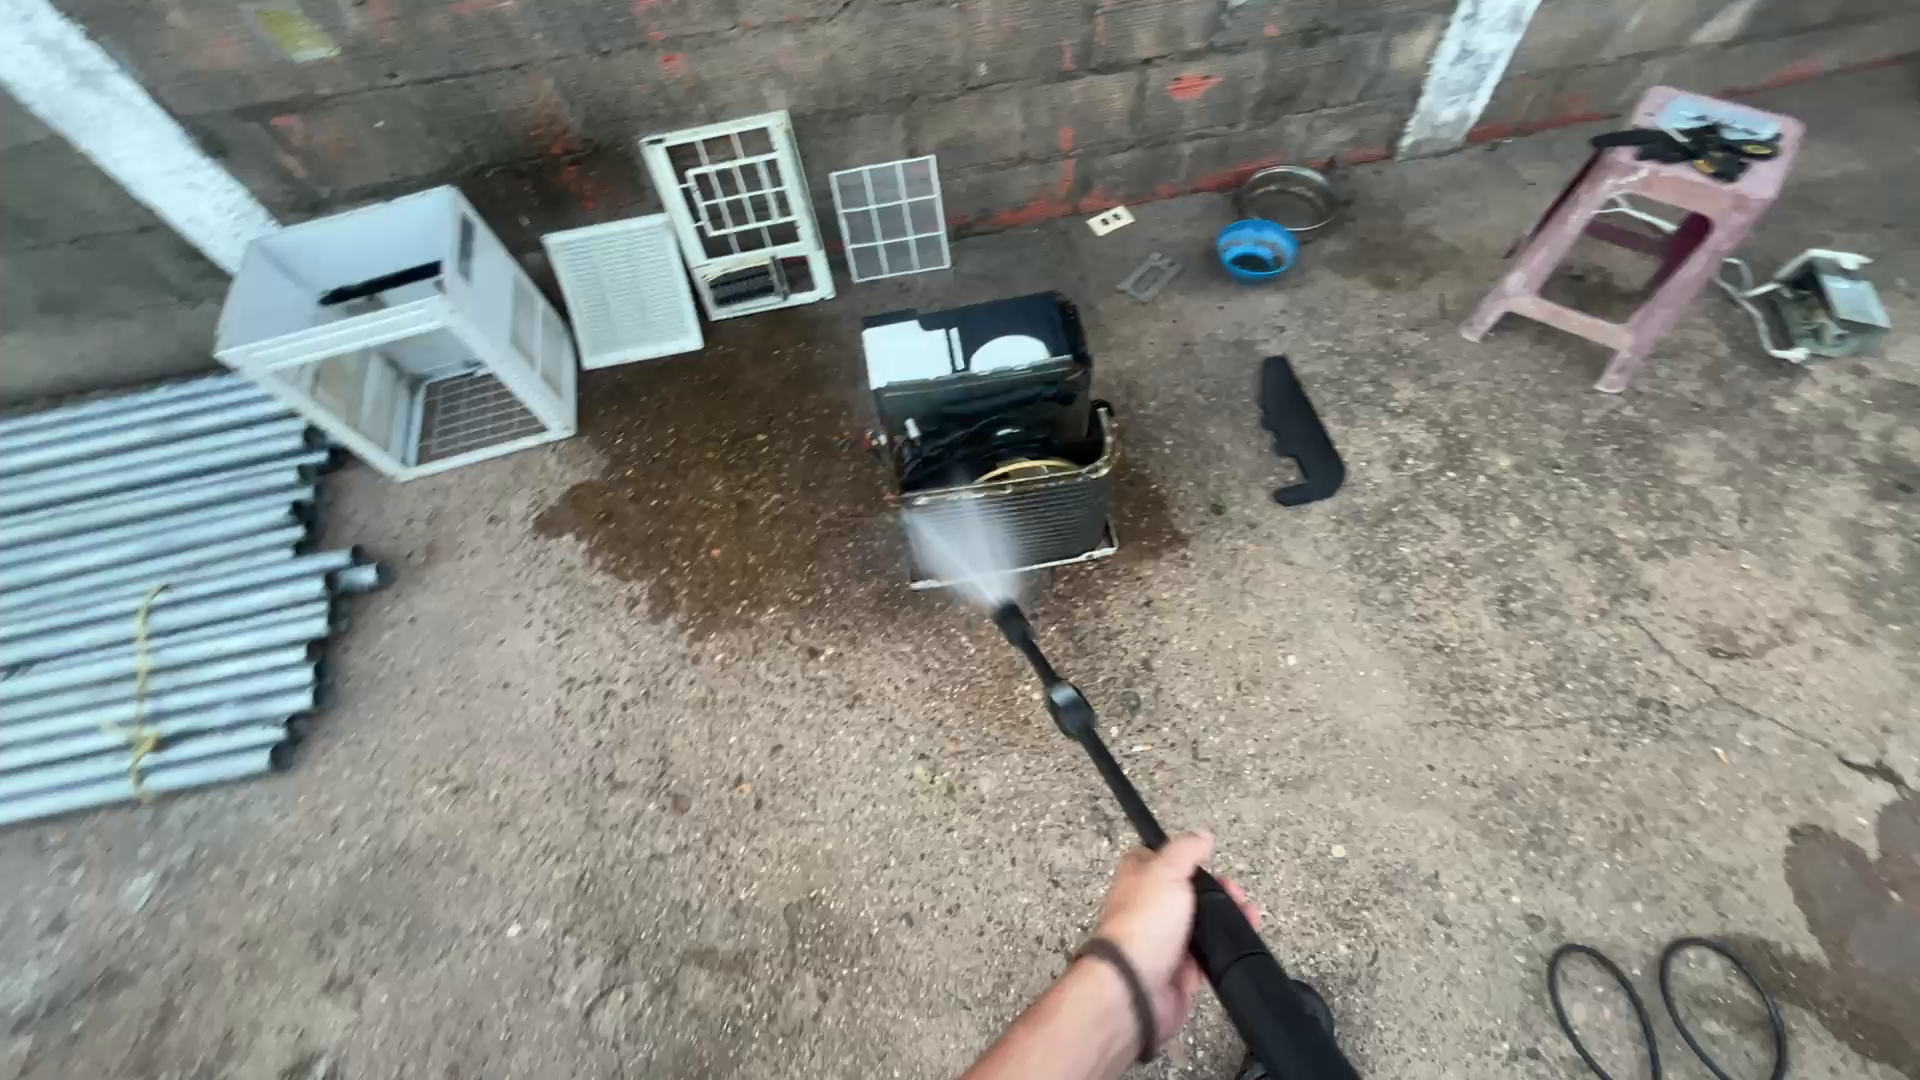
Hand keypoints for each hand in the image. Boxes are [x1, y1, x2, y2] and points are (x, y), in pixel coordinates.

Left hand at [1090, 832, 1259, 1051]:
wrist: (1137, 986)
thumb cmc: (1143, 923)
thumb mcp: (1166, 871)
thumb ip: (1185, 851)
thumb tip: (1202, 834)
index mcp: (1138, 877)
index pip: (1160, 858)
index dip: (1186, 857)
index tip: (1210, 858)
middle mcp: (1148, 906)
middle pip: (1186, 892)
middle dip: (1215, 891)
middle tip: (1236, 894)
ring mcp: (1163, 939)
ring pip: (1200, 924)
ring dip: (1225, 920)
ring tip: (1249, 916)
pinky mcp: (1178, 970)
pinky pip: (1206, 958)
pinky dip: (1223, 951)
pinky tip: (1238, 945)